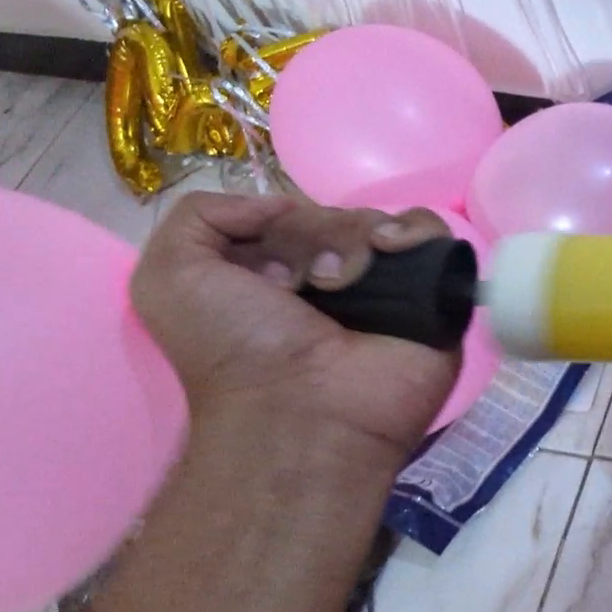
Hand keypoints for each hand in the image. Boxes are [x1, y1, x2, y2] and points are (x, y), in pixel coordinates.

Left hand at [131, 193, 459, 463]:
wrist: (307, 407)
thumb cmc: (235, 349)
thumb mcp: (171, 278)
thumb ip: (201, 216)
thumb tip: (285, 203)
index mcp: (283, 275)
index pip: (297, 214)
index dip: (279, 225)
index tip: (267, 268)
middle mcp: (340, 279)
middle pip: (343, 215)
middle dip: (319, 234)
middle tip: (310, 282)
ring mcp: (394, 287)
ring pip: (389, 222)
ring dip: (360, 236)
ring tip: (348, 280)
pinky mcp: (439, 294)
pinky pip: (438, 238)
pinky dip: (415, 233)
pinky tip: (393, 253)